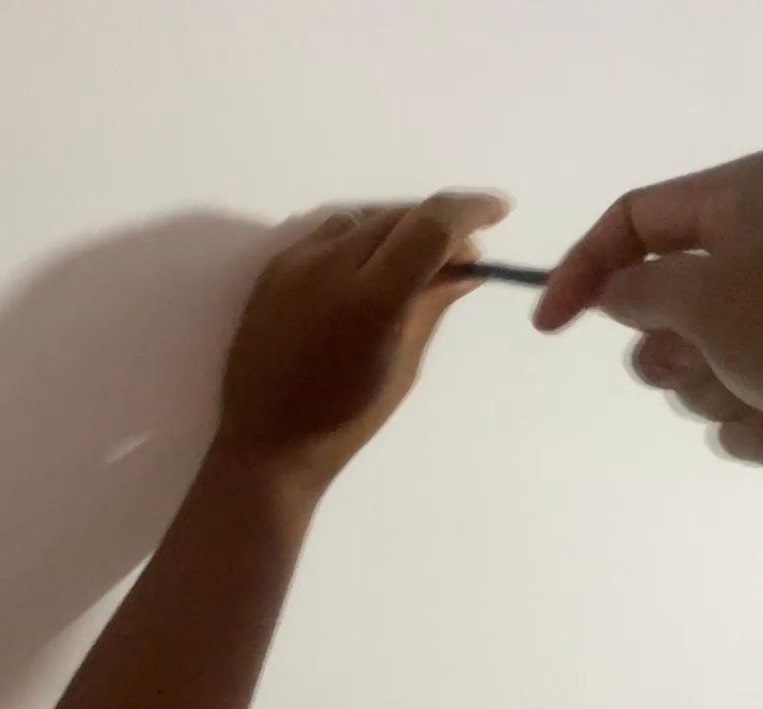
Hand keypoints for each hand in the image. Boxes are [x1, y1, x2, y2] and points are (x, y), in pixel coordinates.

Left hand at [214, 191, 510, 489]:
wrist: (265, 443)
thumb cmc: (342, 423)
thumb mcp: (402, 368)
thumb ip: (432, 306)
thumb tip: (466, 267)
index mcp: (371, 299)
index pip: (433, 225)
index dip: (472, 210)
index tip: (498, 213)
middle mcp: (329, 267)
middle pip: (400, 216)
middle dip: (439, 225)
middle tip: (459, 259)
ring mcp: (294, 264)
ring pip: (362, 219)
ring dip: (398, 229)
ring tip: (413, 265)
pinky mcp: (271, 271)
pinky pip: (327, 236)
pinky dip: (359, 241)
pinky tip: (368, 271)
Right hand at [535, 141, 762, 509]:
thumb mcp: (717, 292)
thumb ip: (642, 291)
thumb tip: (618, 290)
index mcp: (759, 200)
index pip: (637, 221)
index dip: (583, 269)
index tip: (548, 328)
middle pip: (665, 306)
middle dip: (669, 348)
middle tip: (707, 357)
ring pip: (704, 370)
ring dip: (719, 393)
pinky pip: (752, 411)